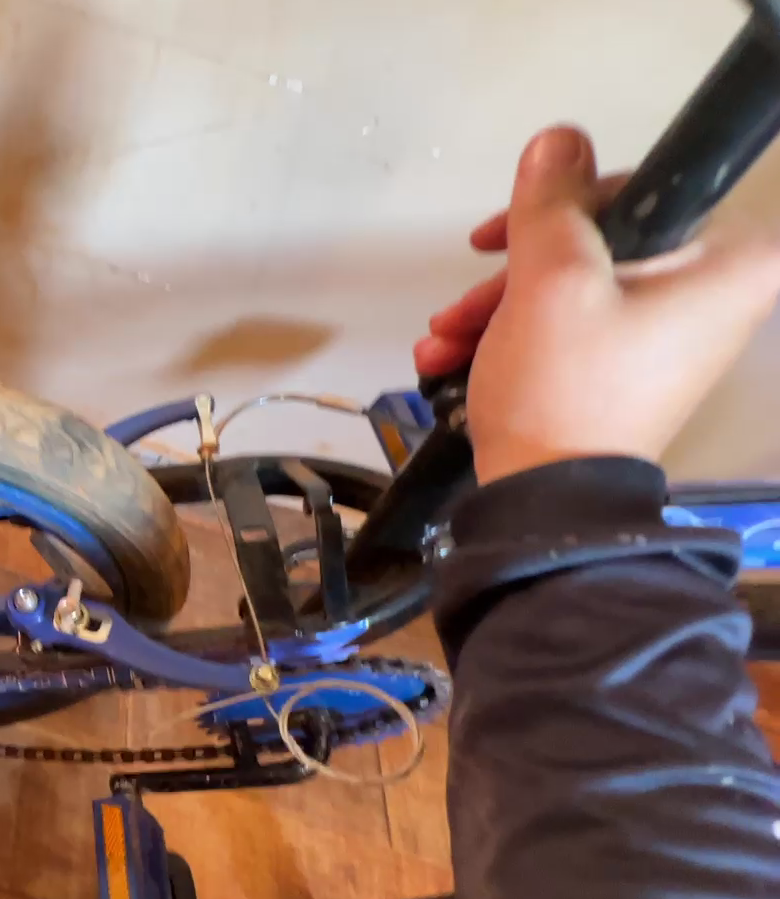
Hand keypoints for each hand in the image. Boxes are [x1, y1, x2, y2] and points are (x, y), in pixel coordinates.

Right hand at [414, 125, 779, 485]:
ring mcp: (664, 337)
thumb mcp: (546, 286)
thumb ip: (549, 210)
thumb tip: (555, 139)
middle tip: (454, 313)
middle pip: (588, 252)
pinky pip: (558, 332)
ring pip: (560, 295)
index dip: (553, 212)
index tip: (487, 241)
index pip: (638, 195)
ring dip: (484, 316)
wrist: (547, 490)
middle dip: (500, 284)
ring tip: (436, 348)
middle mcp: (711, 293)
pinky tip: (449, 363)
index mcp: (730, 261)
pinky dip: (500, 342)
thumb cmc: (562, 385)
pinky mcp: (621, 370)